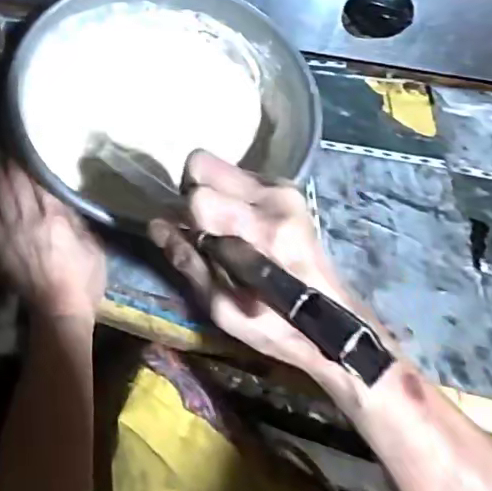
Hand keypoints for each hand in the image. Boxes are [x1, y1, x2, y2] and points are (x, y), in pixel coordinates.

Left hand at [0, 143, 106, 322]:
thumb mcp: (92, 239)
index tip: (17, 126)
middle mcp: (26, 217)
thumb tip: (68, 185)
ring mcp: (7, 231)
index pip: (32, 171)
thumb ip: (77, 211)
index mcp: (52, 213)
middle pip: (6, 174)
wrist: (60, 312)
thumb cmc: (84, 275)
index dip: (21, 148)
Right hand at [150, 152, 381, 385]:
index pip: (199, 196)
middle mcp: (274, 198)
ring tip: (224, 229)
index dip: (185, 217)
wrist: (334, 322)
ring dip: (212, 193)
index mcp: (261, 232)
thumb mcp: (223, 310)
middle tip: (203, 230)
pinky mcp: (288, 186)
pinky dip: (230, 194)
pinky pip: (239, 174)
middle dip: (193, 195)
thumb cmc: (277, 326)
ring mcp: (284, 188)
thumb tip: (157, 225)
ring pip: (220, 165)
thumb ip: (189, 262)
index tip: (193, 239)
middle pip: (204, 164)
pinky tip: (242, 225)